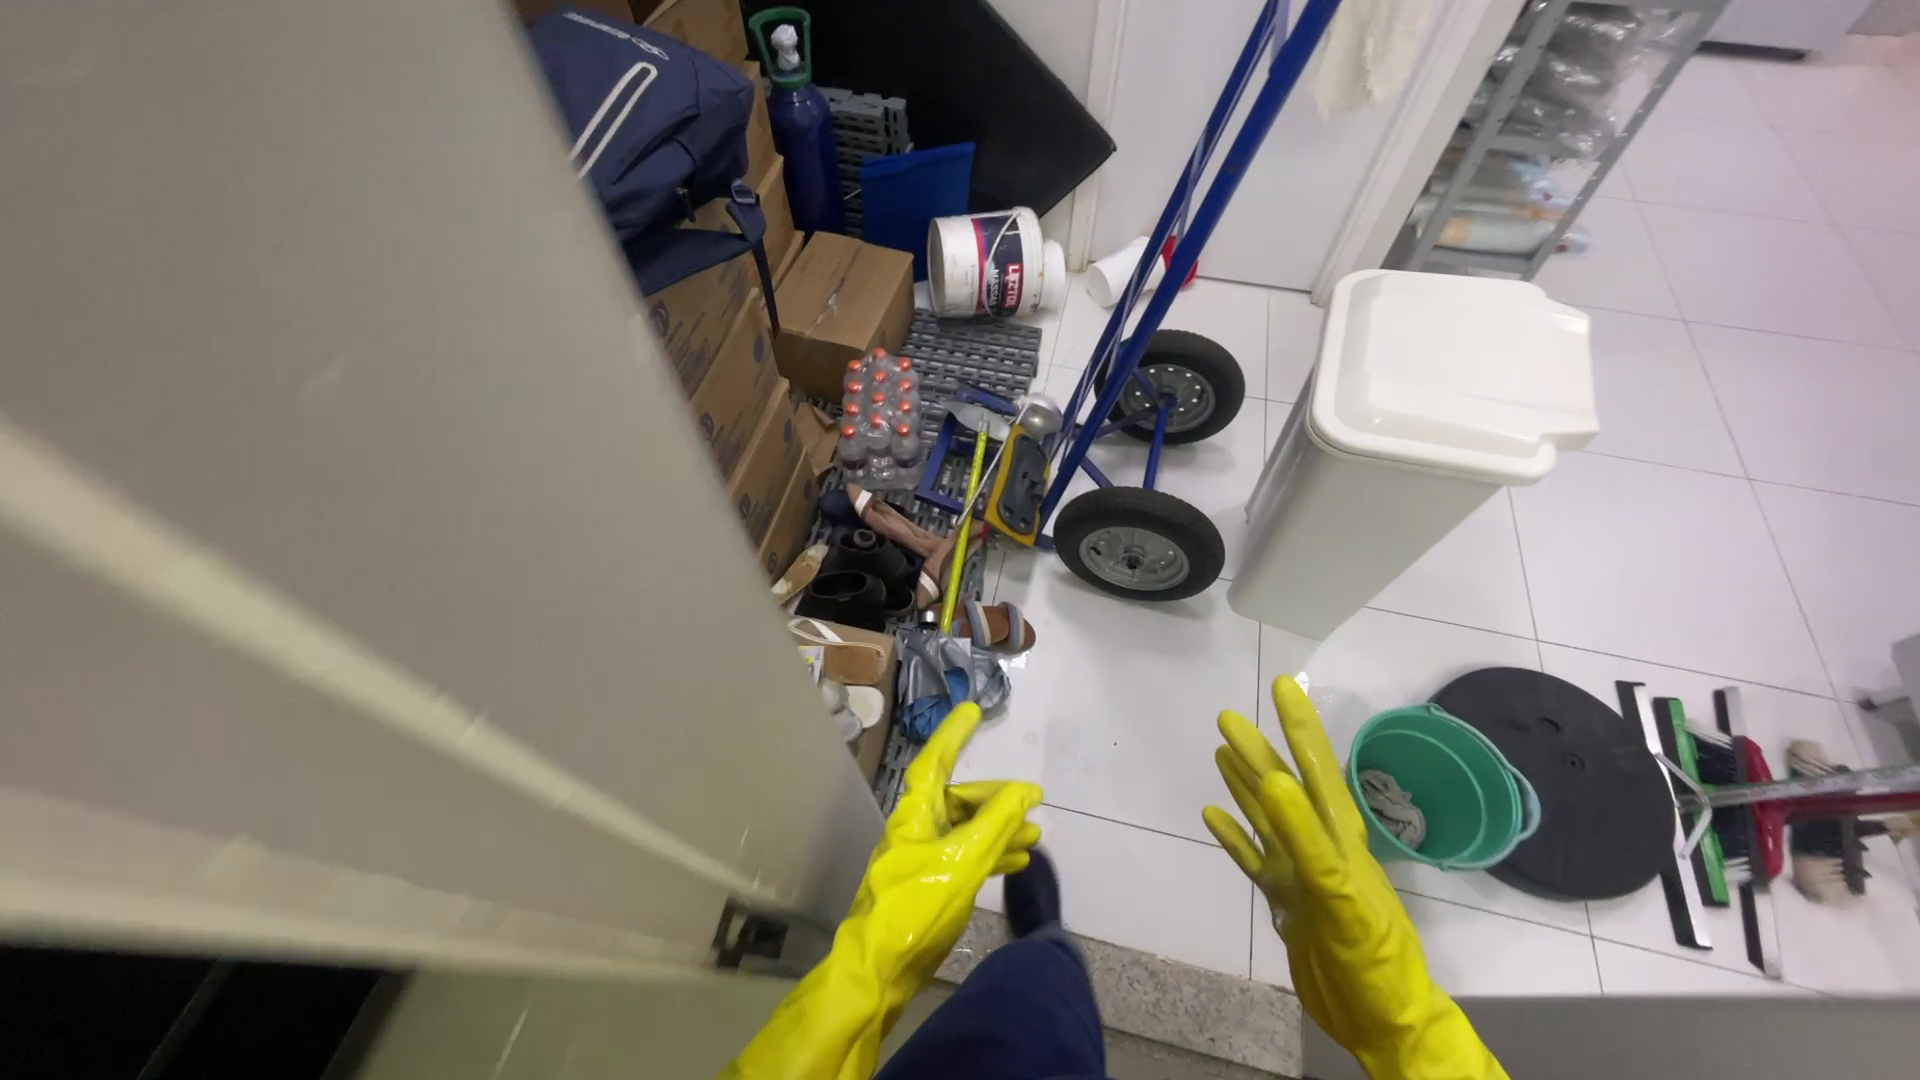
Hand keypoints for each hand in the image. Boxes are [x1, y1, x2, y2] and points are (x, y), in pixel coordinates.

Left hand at [857, 701, 1043, 985]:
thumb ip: (996, 824)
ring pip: (966, 828)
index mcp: (915, 812)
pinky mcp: (930, 883)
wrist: (881, 969)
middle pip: (960, 798)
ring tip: (1036, 834)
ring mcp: (923, 855)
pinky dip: (991, 853)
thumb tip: (1026, 791)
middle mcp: (917, 826)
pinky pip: (966, 855)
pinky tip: (1018, 862)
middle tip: (1033, 799)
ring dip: (1000, 827)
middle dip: (997, 797)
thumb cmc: (917, 906)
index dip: (953, 733)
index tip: (972, 710)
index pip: (935, 760)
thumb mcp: (963, 860)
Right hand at [1202, 677, 1506, 1079]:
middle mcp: (1318, 846)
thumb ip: (1308, 839)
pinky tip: (1212, 816)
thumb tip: (1276, 780)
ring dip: (1244, 784)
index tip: (1285, 684)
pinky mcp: (1285, 901)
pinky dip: (1233, 837)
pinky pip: (1253, 858)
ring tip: (1221, 750)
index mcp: (1340, 839)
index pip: (1317, 769)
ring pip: (1265, 817)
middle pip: (1282, 787)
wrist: (1383, 1022)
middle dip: (1258, 750)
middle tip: (1227, 716)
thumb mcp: (1342, 898)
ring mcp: (1299, 873)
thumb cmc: (1373, 961)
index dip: (1300, 726)